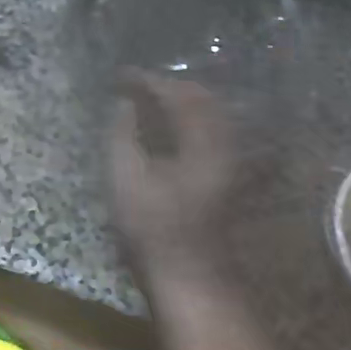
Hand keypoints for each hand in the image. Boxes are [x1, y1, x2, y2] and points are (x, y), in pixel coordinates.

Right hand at [105, 69, 235, 260]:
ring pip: (210, 114)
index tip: (120, 75)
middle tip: (133, 85)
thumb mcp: (124, 175)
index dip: (146, 81)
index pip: (175, 95)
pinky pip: (212, 130)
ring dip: (180, 100)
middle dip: (167, 86)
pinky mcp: (228, 174)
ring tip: (148, 101)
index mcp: (199, 142)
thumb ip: (122, 131)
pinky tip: (168, 126)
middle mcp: (223, 145)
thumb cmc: (151, 225)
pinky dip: (190, 118)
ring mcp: (230, 161)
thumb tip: (124, 102)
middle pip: (201, 98)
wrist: (188, 273)